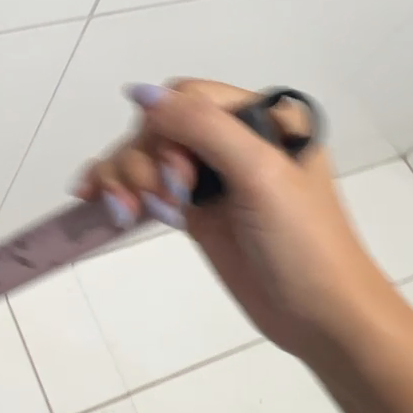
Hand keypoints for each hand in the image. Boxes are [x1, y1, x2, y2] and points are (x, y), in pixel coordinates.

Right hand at [73, 79, 384, 352]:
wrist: (321, 319)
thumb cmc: (302, 243)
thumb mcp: (260, 173)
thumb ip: (202, 127)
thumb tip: (139, 93)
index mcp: (262, 116)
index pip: (188, 98)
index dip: (167, 129)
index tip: (176, 180)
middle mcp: (233, 138)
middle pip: (159, 126)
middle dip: (144, 162)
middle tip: (158, 206)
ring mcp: (211, 175)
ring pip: (146, 155)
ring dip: (126, 178)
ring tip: (124, 214)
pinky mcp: (194, 208)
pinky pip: (146, 184)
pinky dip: (117, 187)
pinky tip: (92, 196)